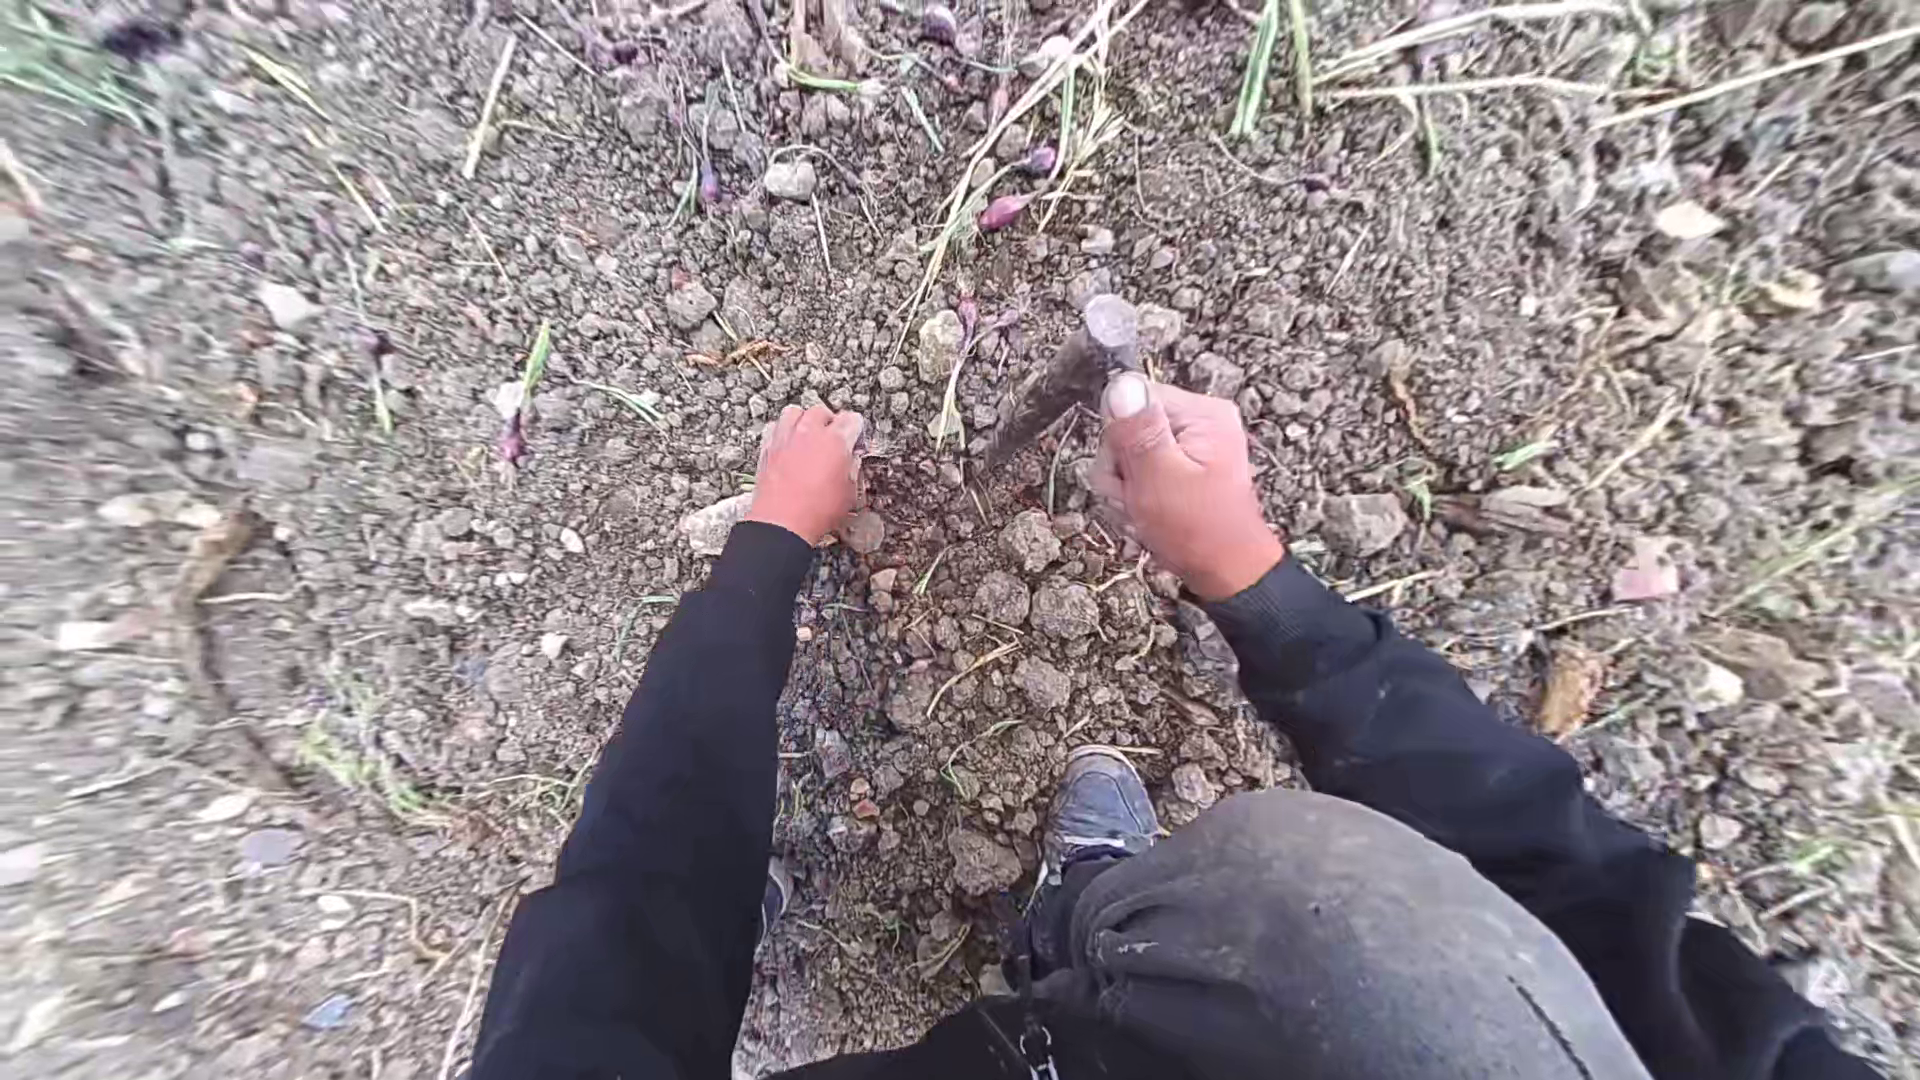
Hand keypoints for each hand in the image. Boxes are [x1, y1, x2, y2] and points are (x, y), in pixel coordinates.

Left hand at [745, 404, 864, 544]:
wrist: (783, 523)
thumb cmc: (817, 511)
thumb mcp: (849, 493)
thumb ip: (851, 469)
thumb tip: (850, 461)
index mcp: (835, 441)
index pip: (851, 419)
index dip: (856, 429)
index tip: (855, 440)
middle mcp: (809, 433)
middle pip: (821, 411)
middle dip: (829, 422)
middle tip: (833, 437)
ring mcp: (786, 438)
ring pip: (795, 412)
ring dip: (804, 420)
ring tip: (808, 434)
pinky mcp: (768, 448)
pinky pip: (775, 427)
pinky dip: (784, 431)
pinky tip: (789, 444)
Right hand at [1091, 373, 1283, 601]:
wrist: (1224, 572)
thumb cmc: (1198, 531)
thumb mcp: (1160, 478)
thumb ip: (1138, 432)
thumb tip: (1120, 384)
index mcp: (1201, 414)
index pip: (1132, 400)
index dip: (1118, 438)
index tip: (1130, 471)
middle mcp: (1197, 423)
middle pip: (1125, 428)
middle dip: (1119, 470)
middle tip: (1137, 498)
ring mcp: (1188, 446)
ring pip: (1125, 455)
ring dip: (1124, 488)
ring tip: (1142, 511)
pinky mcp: (1180, 467)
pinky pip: (1137, 472)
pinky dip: (1133, 496)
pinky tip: (1146, 514)